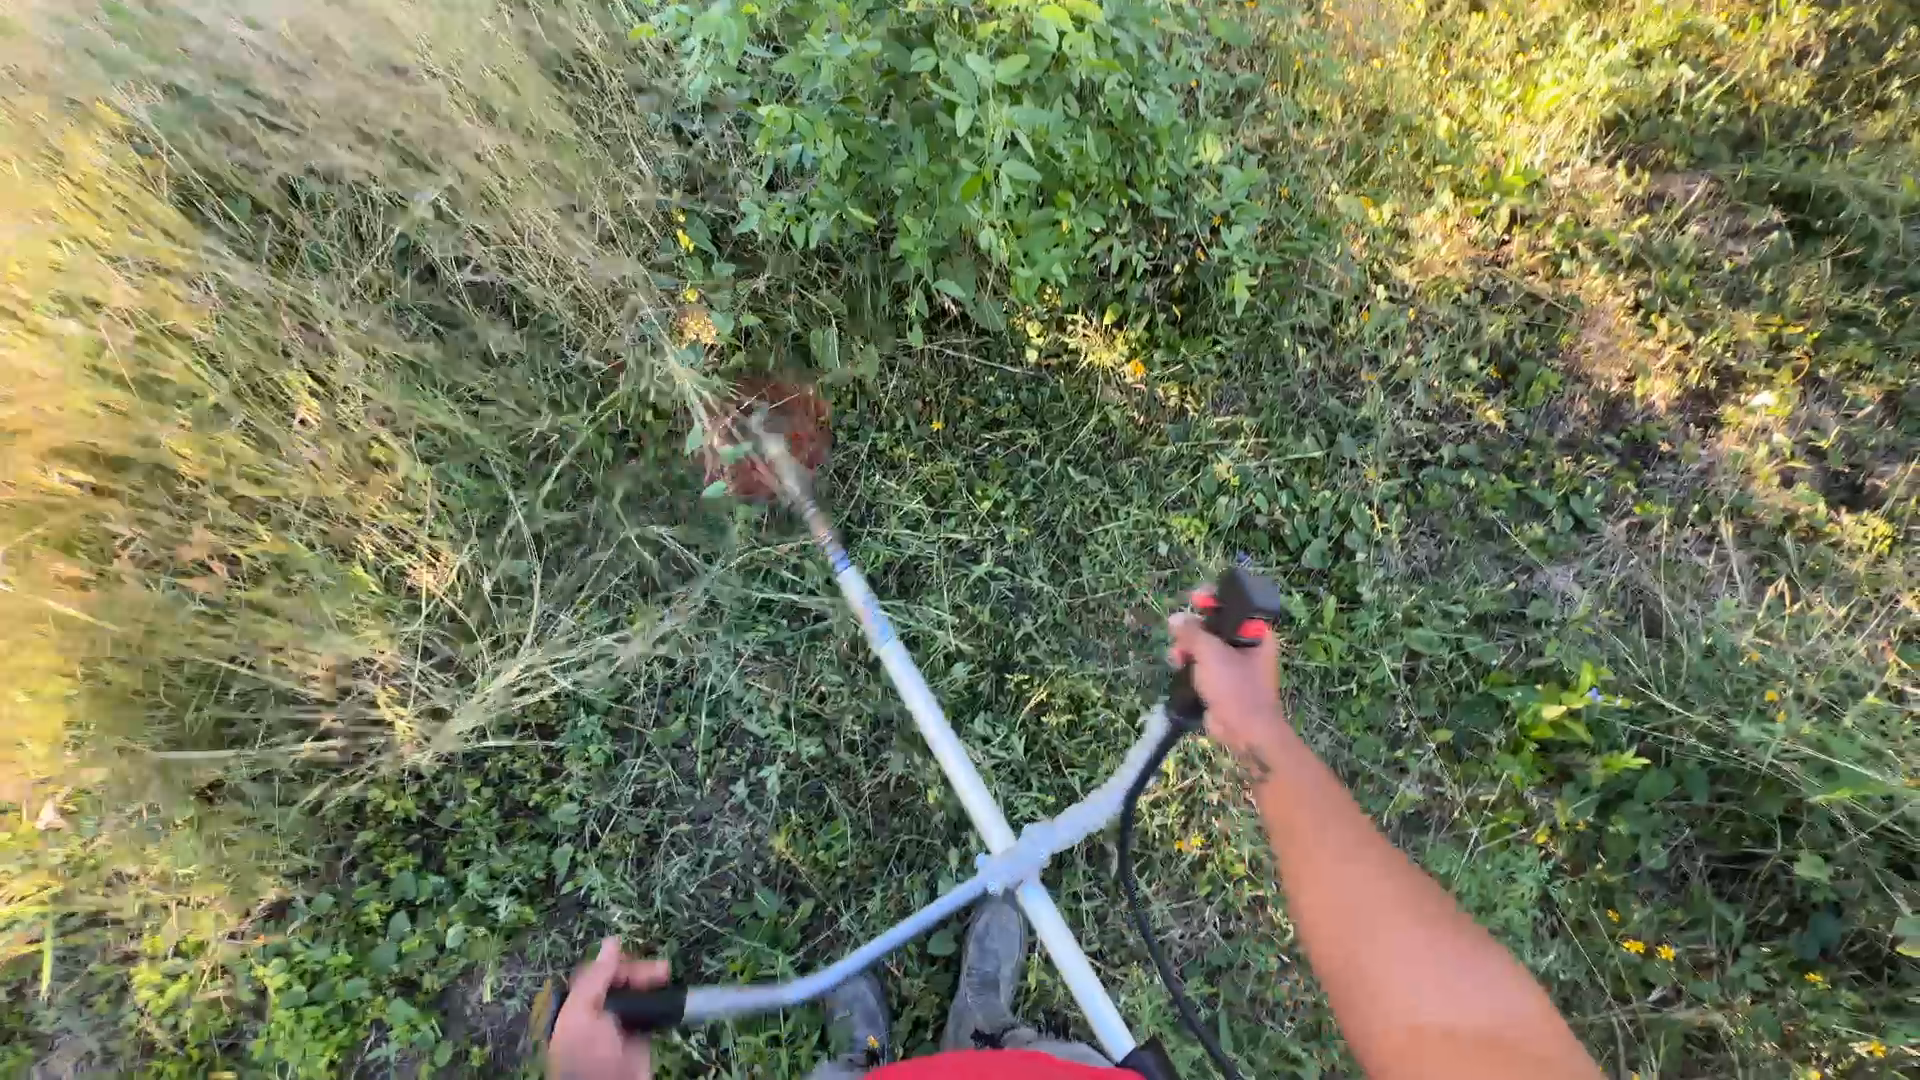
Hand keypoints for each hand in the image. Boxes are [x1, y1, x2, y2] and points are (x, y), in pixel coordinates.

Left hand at [548, 938, 669, 1079]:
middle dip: (639, 971)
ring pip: (637, 994)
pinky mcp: (640, 1038)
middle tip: (660, 970)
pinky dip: (660, 1001)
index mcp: (577, 1008)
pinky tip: (668, 995)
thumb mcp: (582, 1015)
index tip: (632, 956)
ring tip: (667, 975)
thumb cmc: (587, 1054)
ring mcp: (619, 1027)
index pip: (597, 974)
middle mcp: (597, 1015)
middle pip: (619, 982)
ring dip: (652, 982)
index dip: (614, 963)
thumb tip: (611, 942)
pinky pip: (650, 1013)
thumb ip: (595, 978)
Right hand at [1167, 607, 1287, 767]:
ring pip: (1203, 645)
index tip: (1195, 600)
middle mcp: (1246, 645)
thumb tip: (1176, 619)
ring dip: (1186, 648)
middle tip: (1180, 635)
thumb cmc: (1236, 686)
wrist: (1245, 731)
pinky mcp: (1220, 681)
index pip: (1233, 605)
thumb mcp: (1211, 653)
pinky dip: (1189, 663)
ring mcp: (1233, 664)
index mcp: (1255, 633)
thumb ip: (1192, 632)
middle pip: (1213, 625)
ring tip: (1177, 657)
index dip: (1213, 599)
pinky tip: (1178, 666)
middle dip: (1192, 629)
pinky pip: (1200, 664)